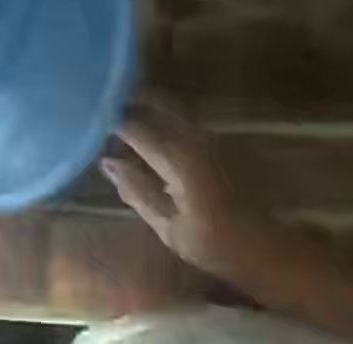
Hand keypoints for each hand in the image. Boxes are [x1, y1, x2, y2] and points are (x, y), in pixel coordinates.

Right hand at [101, 103, 282, 277]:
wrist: (264, 248)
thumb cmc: (214, 245)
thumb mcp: (168, 227)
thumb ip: (135, 190)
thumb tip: (106, 161)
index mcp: (177, 157)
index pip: (134, 126)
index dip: (109, 120)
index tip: (88, 118)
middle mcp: (191, 135)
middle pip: (151, 104)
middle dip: (125, 105)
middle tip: (101, 114)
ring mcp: (205, 133)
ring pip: (165, 106)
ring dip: (142, 109)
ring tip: (119, 122)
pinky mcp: (213, 137)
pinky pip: (178, 116)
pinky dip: (158, 118)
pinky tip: (146, 134)